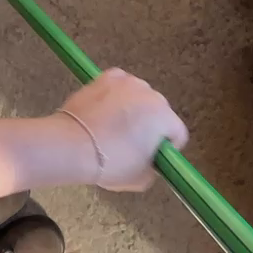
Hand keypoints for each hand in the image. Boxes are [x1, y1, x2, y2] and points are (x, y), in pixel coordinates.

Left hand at [56, 69, 188, 191]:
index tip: (154, 156)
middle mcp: (149, 93)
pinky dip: (117, 93)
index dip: (168, 147)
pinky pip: (120, 84)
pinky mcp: (106, 76)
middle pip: (159, 110)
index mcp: (164, 117)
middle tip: (134, 141)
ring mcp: (127, 81)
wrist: (75, 143)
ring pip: (140, 94)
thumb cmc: (112, 162)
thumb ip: (154, 163)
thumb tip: (149, 155)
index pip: (178, 133)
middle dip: (151, 124)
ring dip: (135, 106)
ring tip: (117, 123)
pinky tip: (108, 107)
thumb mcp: (143, 177)